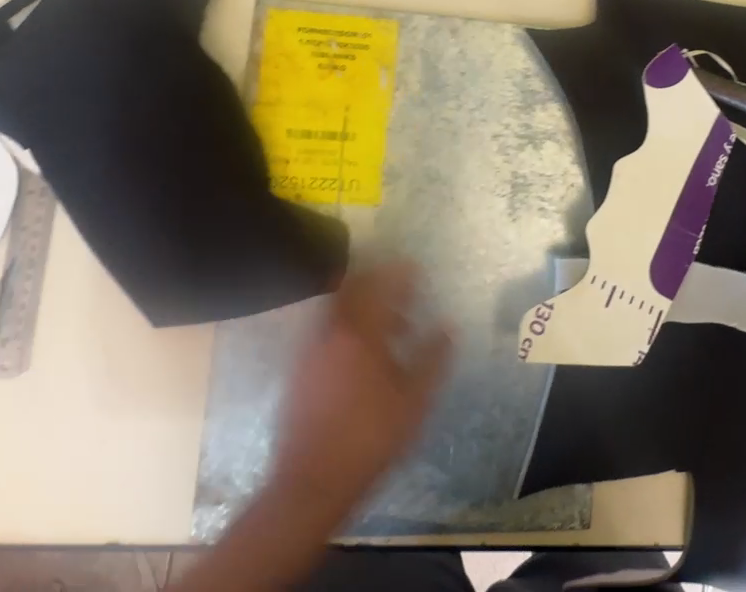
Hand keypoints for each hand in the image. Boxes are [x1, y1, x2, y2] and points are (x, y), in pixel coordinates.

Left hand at [269, 260, 453, 523]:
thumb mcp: (414, 403)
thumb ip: (433, 359)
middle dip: (374, 277)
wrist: (311, 481)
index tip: (415, 266)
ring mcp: (309, 349)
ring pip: (334, 307)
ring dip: (357, 300)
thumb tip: (448, 327)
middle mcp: (330, 332)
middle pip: (350, 287)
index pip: (381, 287)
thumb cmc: (370, 441)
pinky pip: (322, 327)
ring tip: (383, 317)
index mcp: (361, 335)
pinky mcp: (297, 368)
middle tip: (396, 282)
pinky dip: (342, 322)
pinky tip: (359, 346)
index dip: (399, 272)